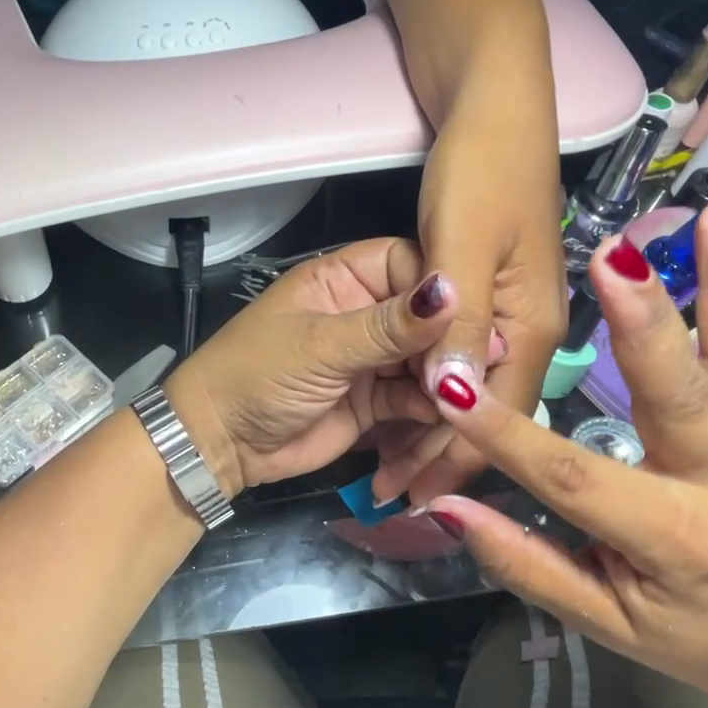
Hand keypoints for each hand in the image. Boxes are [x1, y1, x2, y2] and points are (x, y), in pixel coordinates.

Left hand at [164, 238, 459, 496]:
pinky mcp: (376, 401)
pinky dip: (432, 410)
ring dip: (446, 380)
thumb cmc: (257, 376)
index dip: (443, 286)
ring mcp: (372, 359)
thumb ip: (386, 326)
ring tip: (468, 397)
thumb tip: (450, 290)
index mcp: (342, 279)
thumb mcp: (321, 346)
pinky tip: (446, 418)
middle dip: (452, 341)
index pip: (409, 264)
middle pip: (427, 317)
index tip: (475, 314)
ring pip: (427, 360)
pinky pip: (416, 400)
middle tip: (486, 364)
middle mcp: (363, 313)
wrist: (221, 443)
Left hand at [375, 114, 567, 504]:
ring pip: (454, 398)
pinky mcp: (450, 312)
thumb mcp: (457, 243)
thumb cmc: (478, 168)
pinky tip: (393, 442)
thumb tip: (457, 389)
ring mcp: (475, 322)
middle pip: (479, 407)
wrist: (482, 105)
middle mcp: (506, 325)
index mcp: (522, 313)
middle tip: (403, 499)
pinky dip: (415, 409)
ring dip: (426, 439)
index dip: (465, 450)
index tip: (426, 494)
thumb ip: (442, 319)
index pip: (500, 403)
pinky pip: (434, 377)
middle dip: (444, 453)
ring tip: (393, 485)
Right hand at [419, 201, 707, 707]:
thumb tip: (446, 509)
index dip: (503, 432)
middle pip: (680, 393)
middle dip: (642, 322)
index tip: (448, 385)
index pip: (570, 475)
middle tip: (611, 257)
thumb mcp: (604, 624)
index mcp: (675, 536)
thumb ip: (526, 565)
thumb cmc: (698, 642)